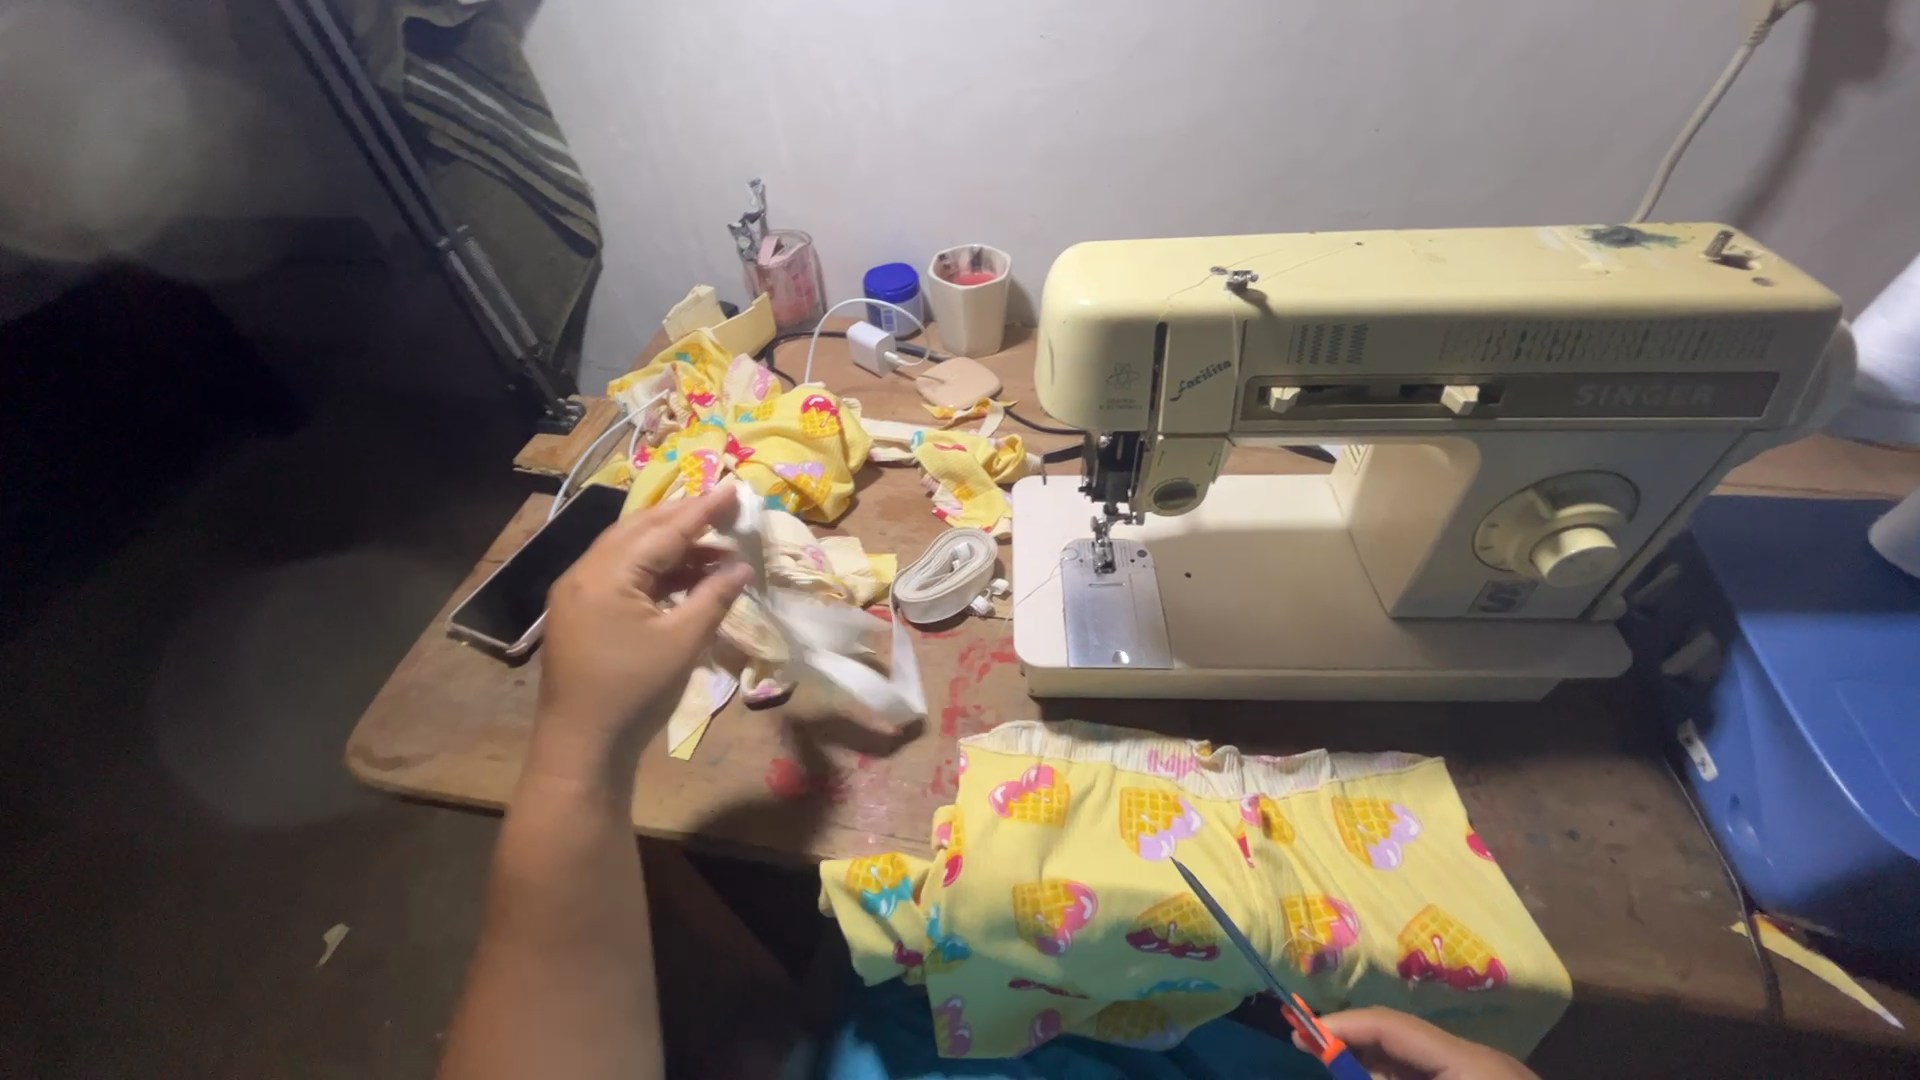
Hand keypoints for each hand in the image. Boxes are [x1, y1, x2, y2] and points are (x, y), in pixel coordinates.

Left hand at [528, 488, 752, 789]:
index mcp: (607, 575)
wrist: (583, 746)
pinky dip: (657, 568)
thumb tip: (742, 566)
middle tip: (724, 505)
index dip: (703, 510)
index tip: (733, 487)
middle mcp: (585, 573)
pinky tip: (686, 573)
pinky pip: (623, 573)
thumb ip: (714, 596)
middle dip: (684, 516)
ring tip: (715, 542)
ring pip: (630, 550)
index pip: (663, 530)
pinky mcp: (582, 611)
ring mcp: (579, 592)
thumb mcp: (683, 641)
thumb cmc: (635, 692)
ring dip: (672, 543)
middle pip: (641, 530)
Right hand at [1300, 1008, 1539, 1079]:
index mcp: (1471, 1063)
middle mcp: (1479, 1061)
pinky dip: (1397, 1079)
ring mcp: (1487, 1077)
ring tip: (1333, 1059)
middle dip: (1354, 1042)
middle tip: (1305, 1043)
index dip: (1344, 1026)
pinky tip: (1371, 1079)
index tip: (1302, 1035)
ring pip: (1414, 1061)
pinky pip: (1430, 1077)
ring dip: (1373, 1064)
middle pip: (1401, 1038)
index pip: (1393, 1025)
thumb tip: (1332, 1059)